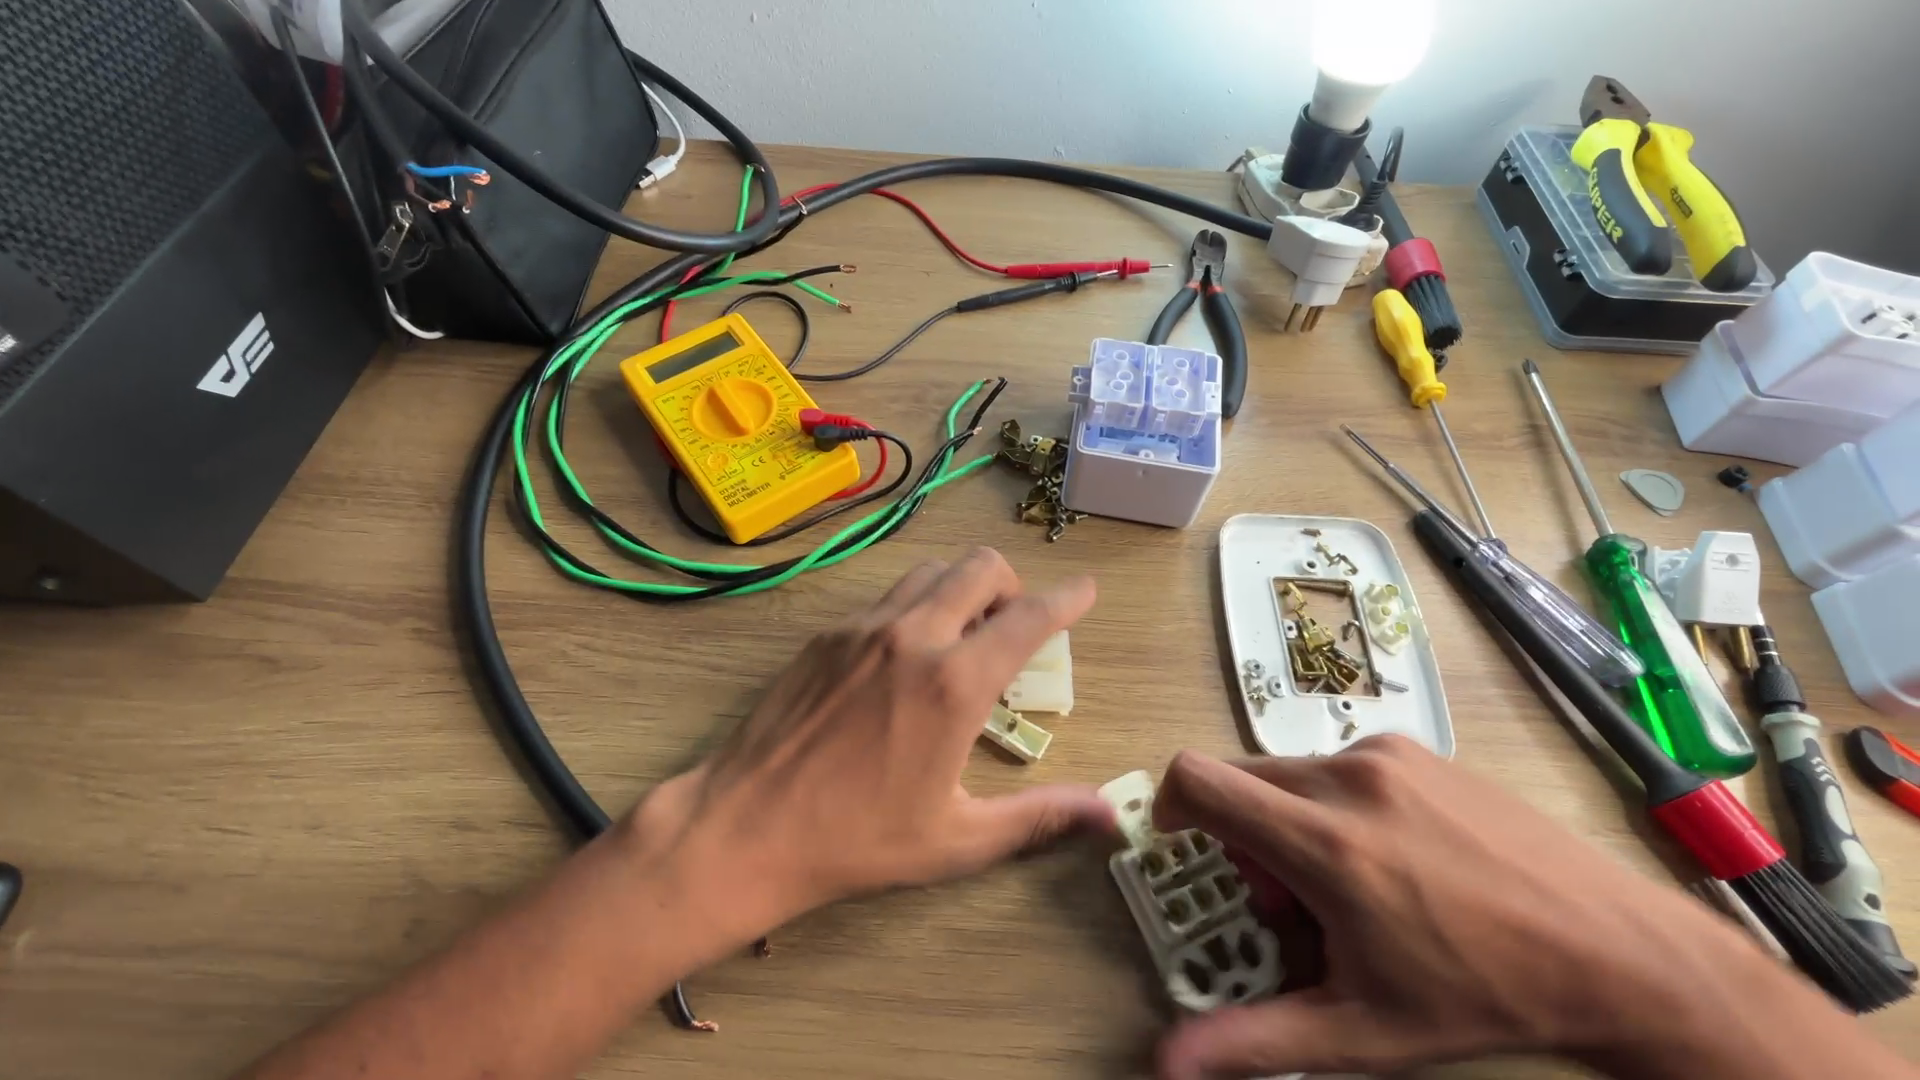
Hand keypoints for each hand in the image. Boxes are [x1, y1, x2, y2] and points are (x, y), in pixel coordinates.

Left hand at [627, 548, 1110, 946]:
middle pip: (980, 567)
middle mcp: (912, 637)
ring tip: (963, 632)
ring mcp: (862, 629)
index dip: (1067, 599)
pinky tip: (904, 655)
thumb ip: (1039, 817)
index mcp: (953, 684)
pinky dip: (915, 607)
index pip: (1029, 618)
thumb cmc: (857, 841)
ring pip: (929, 572)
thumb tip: (1108, 814)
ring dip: (962, 587)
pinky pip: (886, 598)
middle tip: (1015, 623)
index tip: (1087, 589)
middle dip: (1012, 583)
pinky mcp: (825, 636)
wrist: (746, 827)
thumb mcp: (957, 839)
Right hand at [1149, 738, 1781, 1078]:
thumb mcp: (1363, 1033)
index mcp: (1325, 843)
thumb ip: (1253, 1041)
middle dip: (1239, 833)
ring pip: (1288, 774)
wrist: (1622, 953)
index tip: (1183, 841)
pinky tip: (1391, 856)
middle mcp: (1347, 780)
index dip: (1170, 804)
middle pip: (1238, 778)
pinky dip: (1333, 803)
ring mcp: (1386, 757)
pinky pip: (1339, 766)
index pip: (1199, 781)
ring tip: (1350, 883)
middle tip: (1287, 895)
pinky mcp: (1416, 750)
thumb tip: (1167, 1063)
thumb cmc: (1487, 997)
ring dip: (1289, 820)